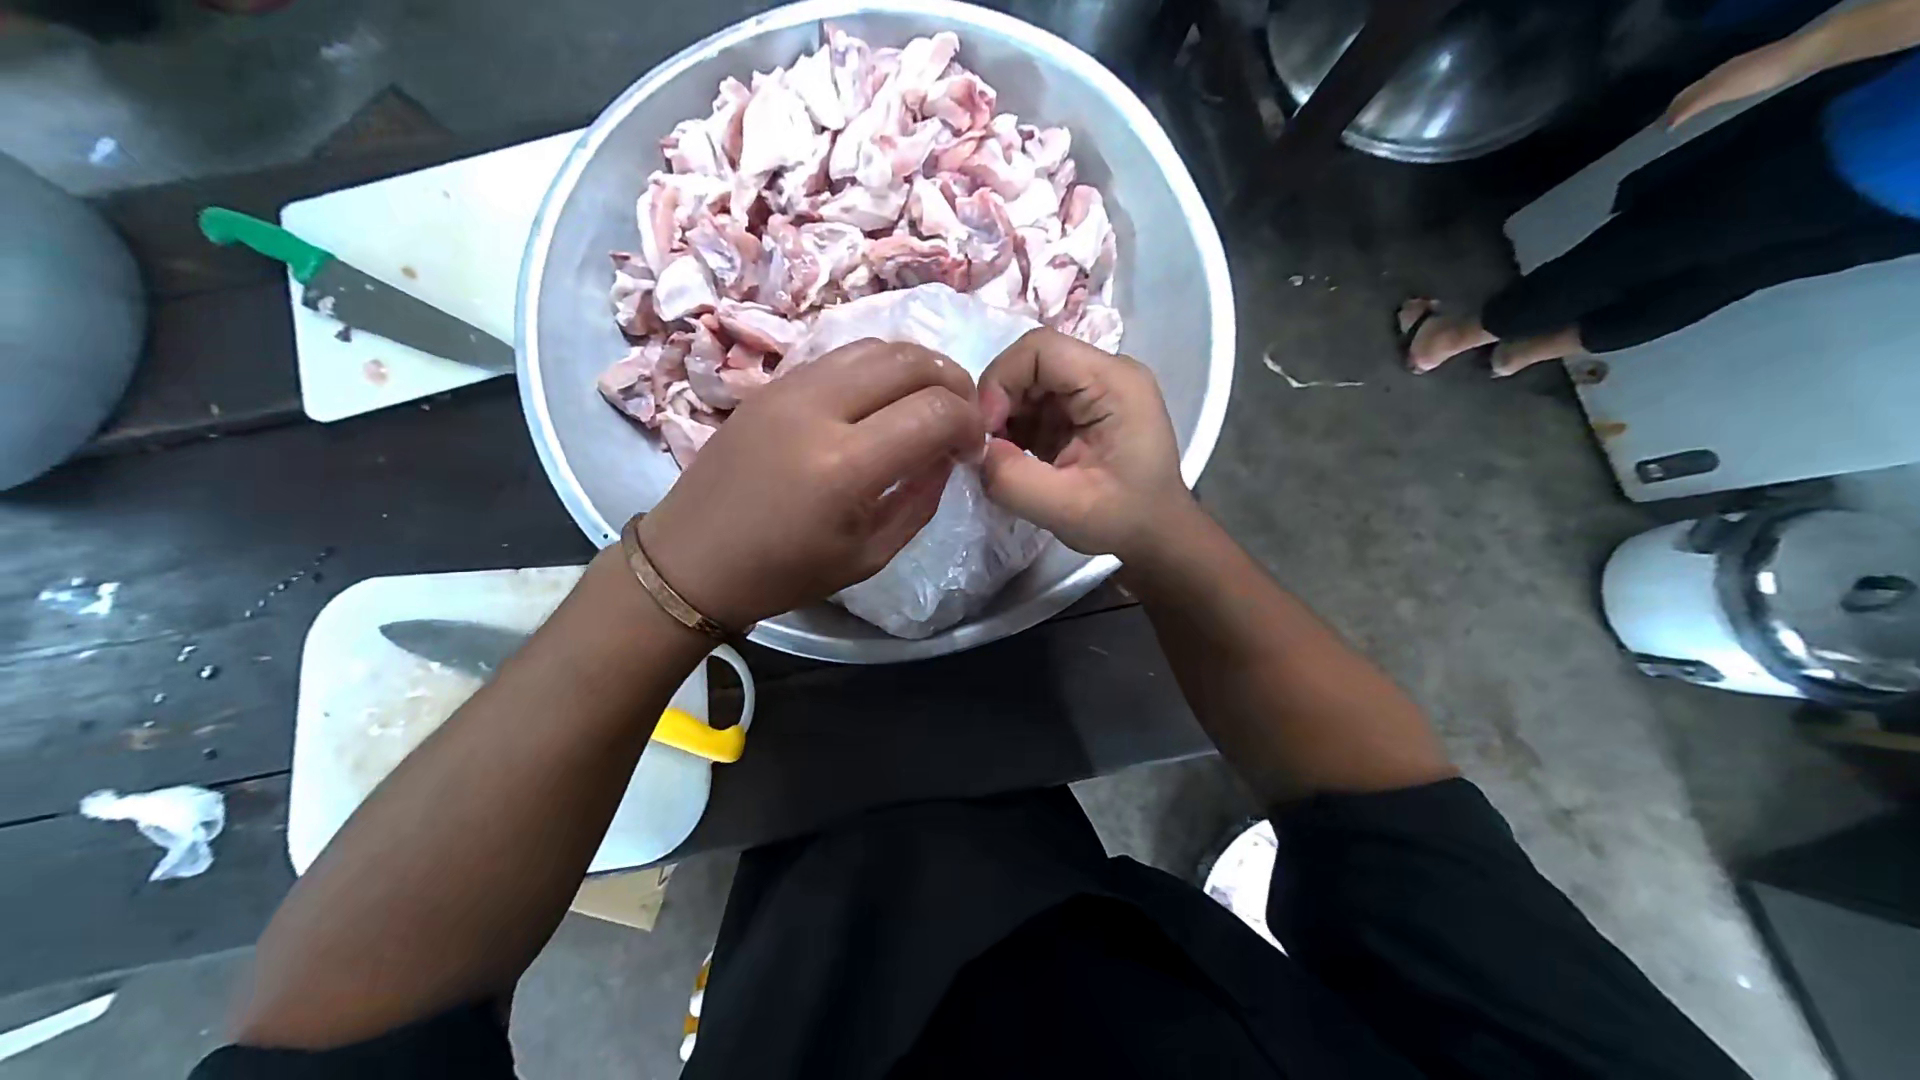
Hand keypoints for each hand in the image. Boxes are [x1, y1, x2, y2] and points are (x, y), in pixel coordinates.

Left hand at [637, 339, 982, 627]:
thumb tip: (947, 454)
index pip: (936, 410)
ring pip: (877, 345)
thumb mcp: (870, 555)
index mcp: (845, 466)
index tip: (970, 449)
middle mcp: (818, 409)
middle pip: (912, 360)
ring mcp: (790, 387)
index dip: (970, 424)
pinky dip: (878, 367)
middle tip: (961, 416)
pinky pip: (841, 354)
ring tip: (927, 401)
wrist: (691, 558)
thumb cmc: (783, 572)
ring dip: (918, 366)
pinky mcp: (772, 383)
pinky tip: (883, 398)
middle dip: (954, 383)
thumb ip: (920, 499)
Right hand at [976, 328, 1190, 560]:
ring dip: (1005, 417)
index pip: (1040, 348)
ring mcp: (1092, 391)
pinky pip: (1035, 403)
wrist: (1155, 536)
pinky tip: (1014, 457)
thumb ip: (1012, 479)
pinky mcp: (1080, 410)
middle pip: (1031, 362)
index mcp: (1114, 383)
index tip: (986, 430)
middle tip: (986, 447)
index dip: (1001, 381)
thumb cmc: (1123, 520)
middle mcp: (1105, 374)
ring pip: (1028, 382)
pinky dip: (1015, 428)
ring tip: (1000, 456)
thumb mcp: (1066, 509)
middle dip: (999, 401)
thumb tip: (977, 452)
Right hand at [1665, 41, 1802, 127]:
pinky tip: (1726, 108)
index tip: (1658, 132)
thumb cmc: (1761, 73)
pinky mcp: (1763, 73)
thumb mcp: (1721, 91)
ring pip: (1713, 91)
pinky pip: (1731, 90)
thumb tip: (1664, 127)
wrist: (1809, 52)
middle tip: (1672, 130)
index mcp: (1711, 76)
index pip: (1682, 96)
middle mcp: (1724, 72)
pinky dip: (1720, 101)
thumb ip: (1692, 106)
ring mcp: (1745, 71)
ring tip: (1695, 123)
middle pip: (1695, 93)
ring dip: (1700, 106)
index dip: (1668, 113)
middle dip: (1681, 110)